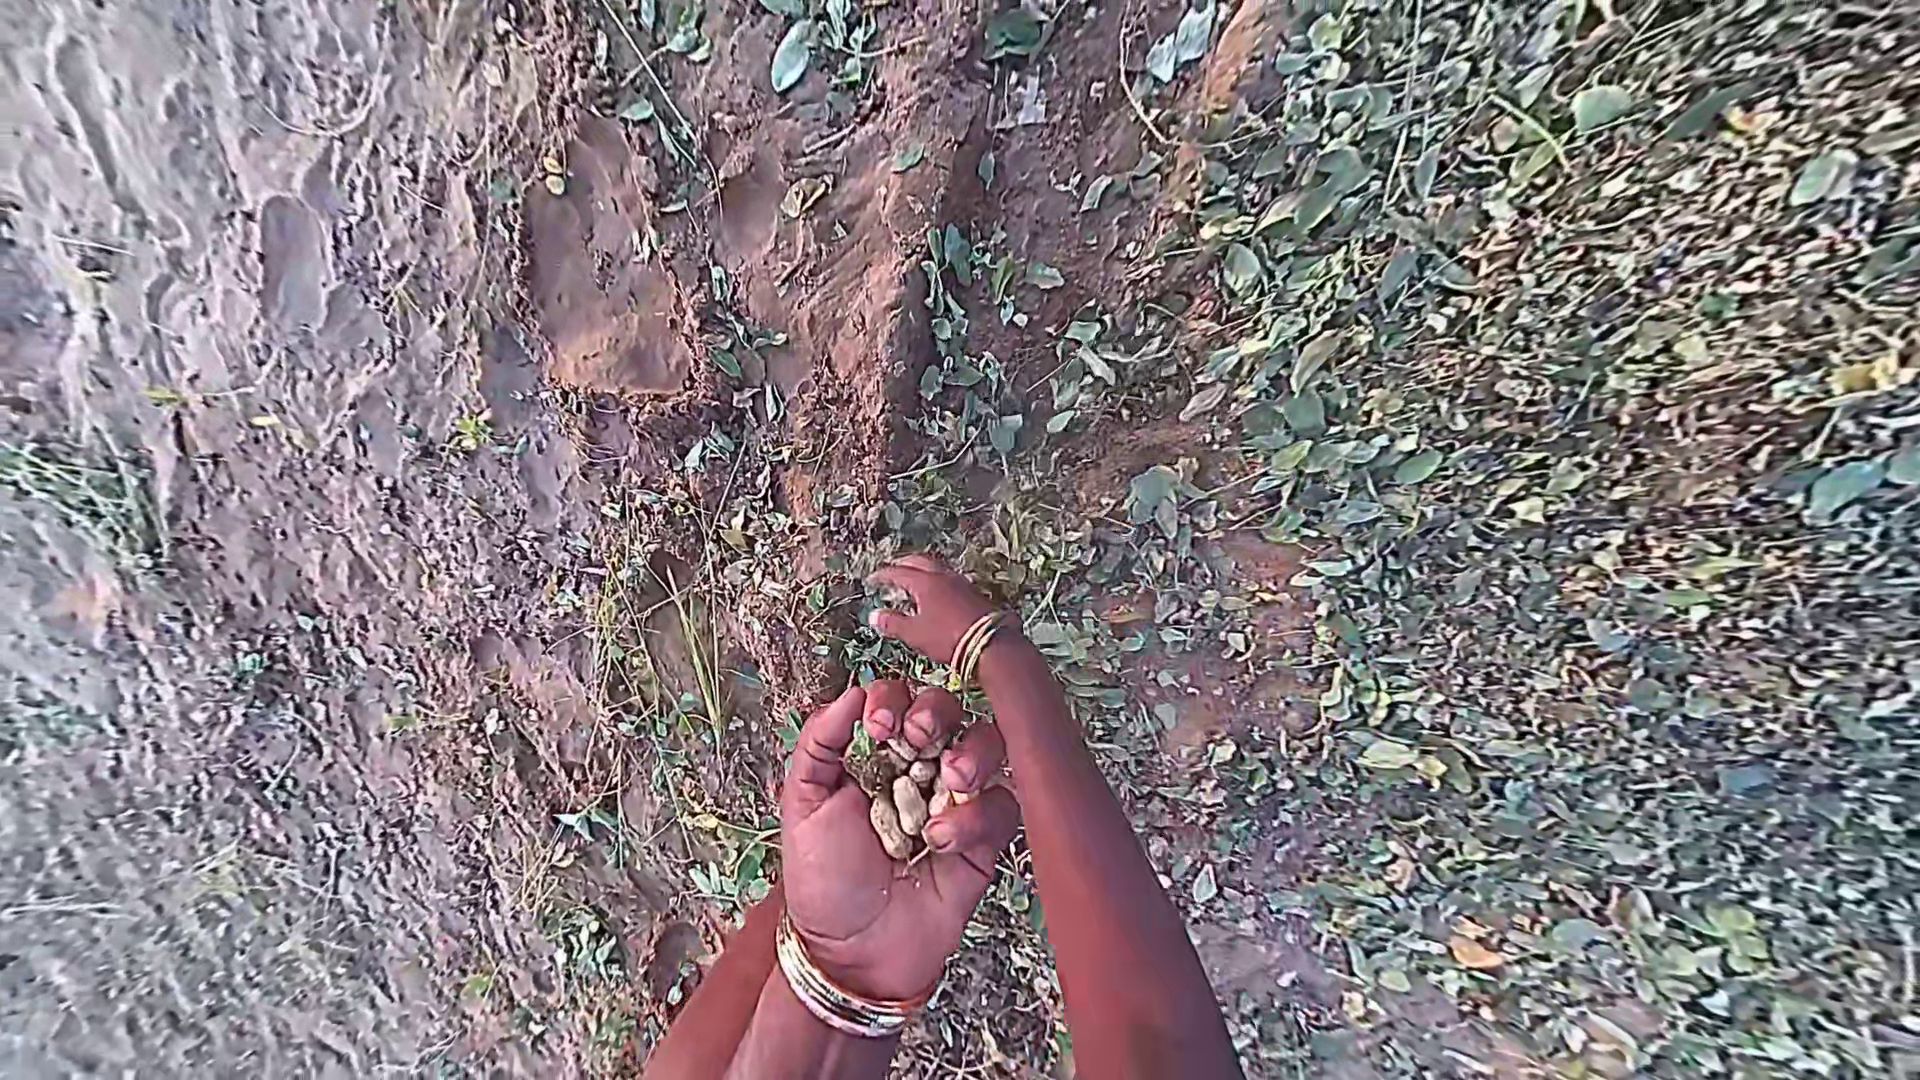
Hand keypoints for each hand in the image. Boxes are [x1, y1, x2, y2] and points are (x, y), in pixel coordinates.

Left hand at [779, 681, 1019, 1001]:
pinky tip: (943, 840)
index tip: (879, 723)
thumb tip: (851, 693)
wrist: (854, 954)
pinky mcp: (984, 834)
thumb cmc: (827, 879)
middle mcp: (922, 765)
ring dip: (973, 752)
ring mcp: (956, 796)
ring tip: (951, 779)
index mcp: (880, 752)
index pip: (899, 698)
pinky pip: (1003, 804)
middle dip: (936, 714)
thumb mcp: (804, 804)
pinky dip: (979, 815)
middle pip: (949, 710)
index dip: (894, 698)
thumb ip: (818, 743)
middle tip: (918, 736)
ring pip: (989, 744)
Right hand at [866, 554, 997, 663]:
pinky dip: (937, 581)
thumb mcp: (915, 633)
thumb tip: (875, 616)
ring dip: (923, 571)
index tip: (873, 579)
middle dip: (904, 564)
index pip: (899, 572)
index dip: (884, 575)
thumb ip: (893, 623)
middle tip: (894, 570)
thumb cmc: (949, 637)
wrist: (990, 644)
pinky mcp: (974, 594)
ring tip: (915, 580)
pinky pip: (950, 580)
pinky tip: (937, 594)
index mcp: (926, 583)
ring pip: (938, 569)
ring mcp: (962, 584)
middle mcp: (944, 577)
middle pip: (920, 562)